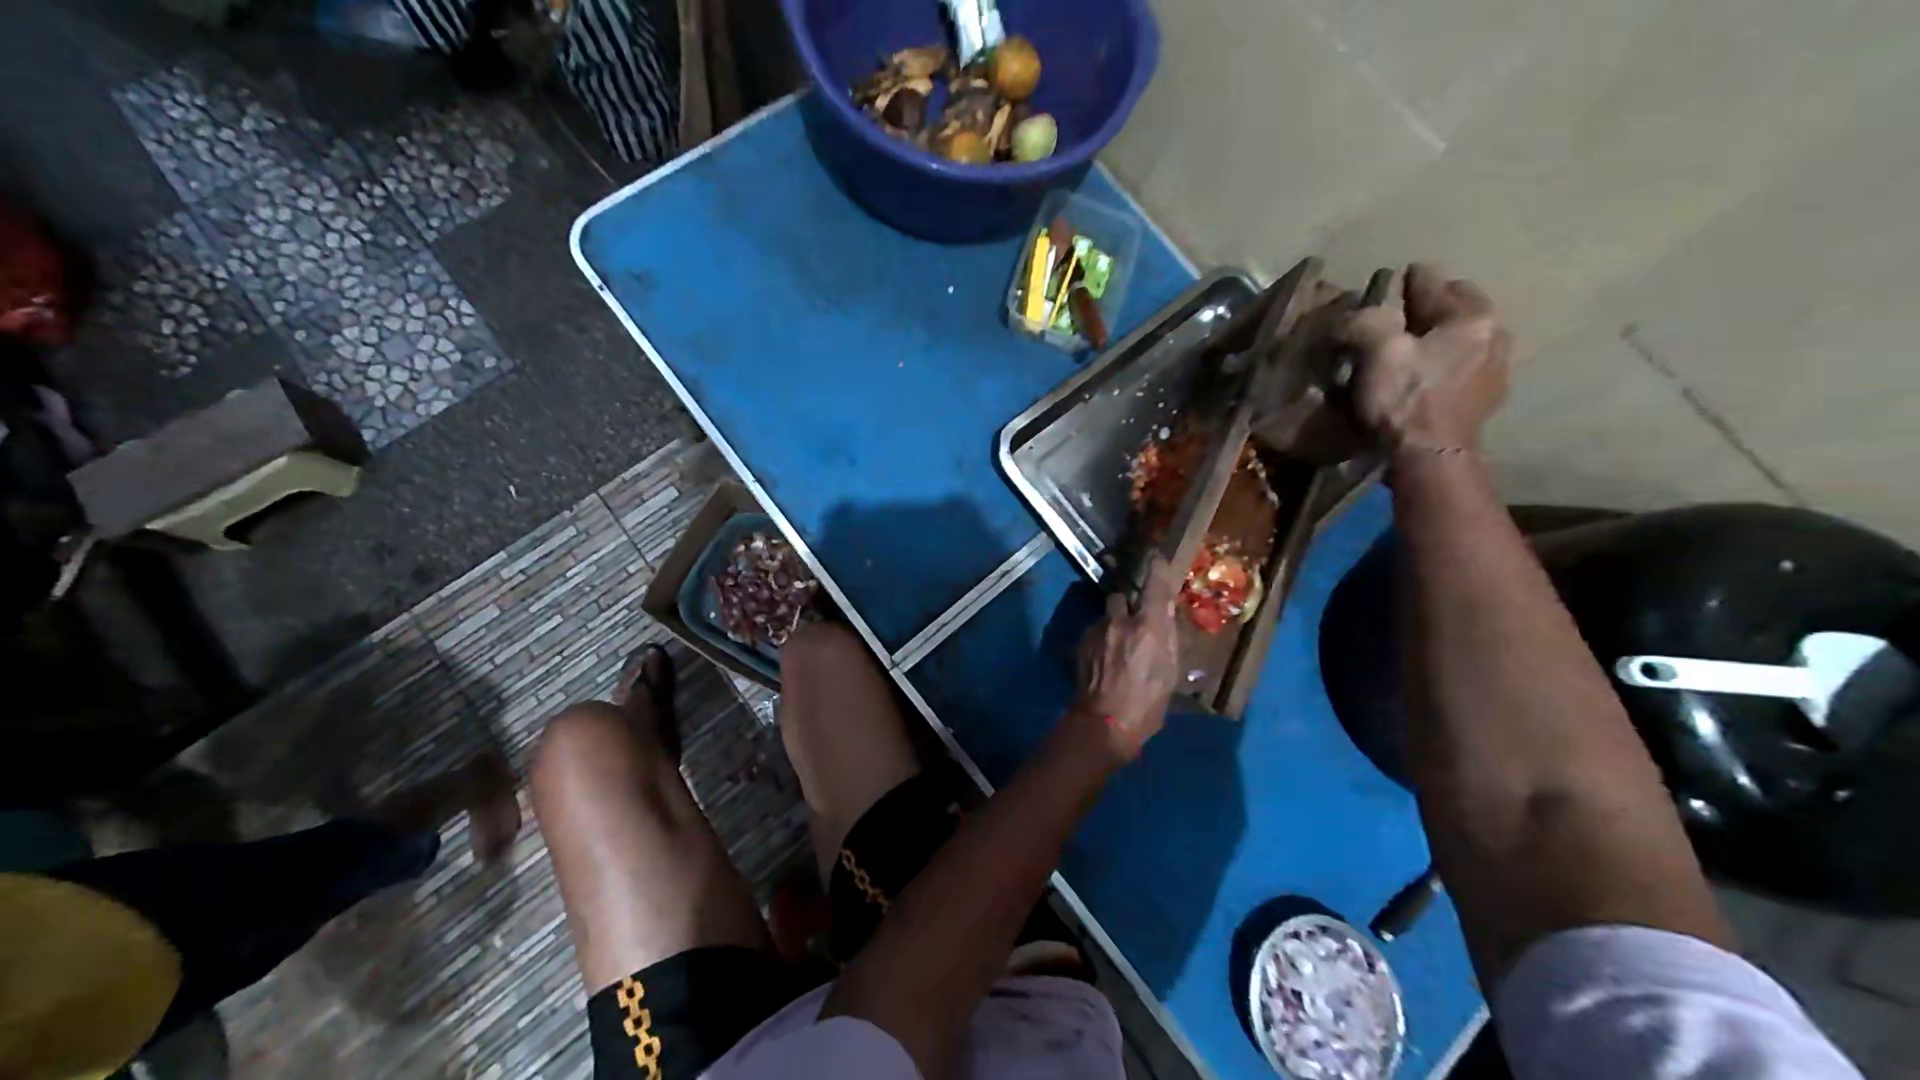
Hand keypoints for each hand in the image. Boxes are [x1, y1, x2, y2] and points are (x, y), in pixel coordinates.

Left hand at [1070, 555, 1182, 762]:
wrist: (1104, 722)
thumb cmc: (1148, 703)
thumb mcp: (1171, 670)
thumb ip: (1167, 636)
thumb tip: (1165, 611)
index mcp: (1148, 626)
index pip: (1154, 584)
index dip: (1156, 568)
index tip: (1157, 558)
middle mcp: (1120, 621)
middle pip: (1121, 597)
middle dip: (1126, 605)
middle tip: (1134, 622)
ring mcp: (1096, 631)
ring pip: (1105, 616)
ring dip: (1112, 625)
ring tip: (1118, 649)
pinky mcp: (1080, 644)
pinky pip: (1094, 633)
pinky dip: (1100, 640)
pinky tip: (1104, 661)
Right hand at [1341, 264, 1511, 453]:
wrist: (1430, 459)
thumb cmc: (1406, 400)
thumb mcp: (1377, 349)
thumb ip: (1366, 319)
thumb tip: (1355, 314)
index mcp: (1475, 315)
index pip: (1434, 281)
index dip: (1401, 287)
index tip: (1377, 297)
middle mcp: (1496, 334)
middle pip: (1450, 310)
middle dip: (1421, 314)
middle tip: (1387, 328)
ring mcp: (1496, 370)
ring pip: (1457, 341)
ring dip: (1432, 343)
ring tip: (1402, 357)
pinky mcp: (1485, 400)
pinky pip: (1459, 369)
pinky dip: (1439, 368)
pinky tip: (1418, 383)